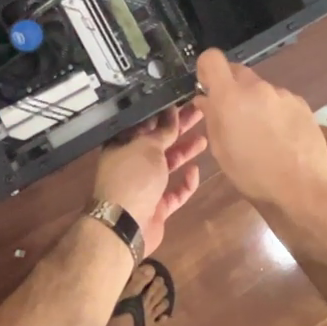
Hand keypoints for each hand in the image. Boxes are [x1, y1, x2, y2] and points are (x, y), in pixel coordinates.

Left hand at [92, 104, 207, 255]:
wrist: (125, 224)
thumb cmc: (133, 177)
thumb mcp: (148, 147)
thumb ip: (163, 131)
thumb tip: (171, 113)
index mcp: (122, 145)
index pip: (144, 123)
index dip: (163, 112)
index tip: (181, 101)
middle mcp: (131, 163)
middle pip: (159, 141)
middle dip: (179, 128)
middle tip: (199, 112)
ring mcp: (145, 186)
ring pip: (168, 165)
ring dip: (184, 152)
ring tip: (204, 138)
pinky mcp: (157, 206)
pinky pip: (175, 191)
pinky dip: (185, 182)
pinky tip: (195, 171)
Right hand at [193, 49, 326, 214]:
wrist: (301, 189)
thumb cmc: (252, 175)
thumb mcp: (221, 151)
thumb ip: (211, 118)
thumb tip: (205, 99)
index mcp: (230, 97)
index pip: (212, 58)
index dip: (207, 69)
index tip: (208, 86)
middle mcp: (257, 87)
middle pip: (238, 72)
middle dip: (232, 89)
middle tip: (234, 116)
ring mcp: (282, 94)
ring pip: (261, 89)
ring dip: (256, 103)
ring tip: (263, 134)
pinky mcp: (302, 103)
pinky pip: (281, 101)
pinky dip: (276, 112)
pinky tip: (282, 137)